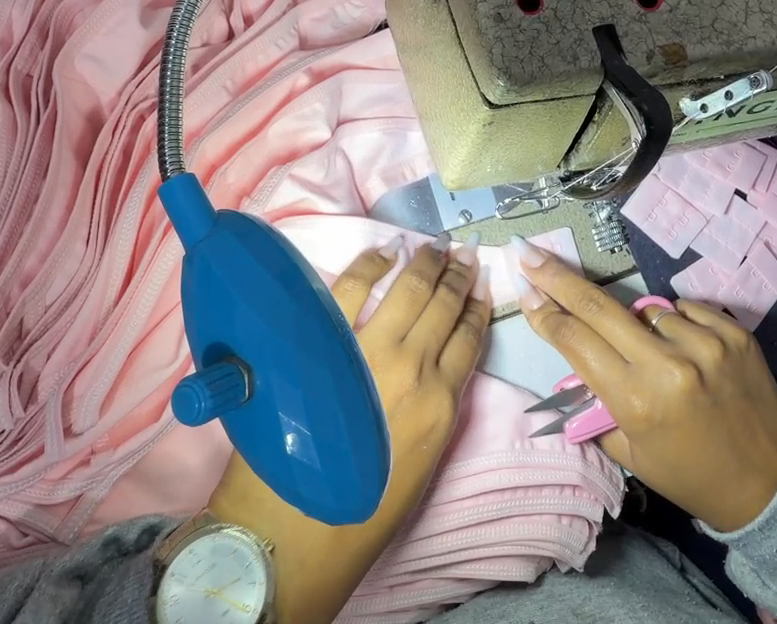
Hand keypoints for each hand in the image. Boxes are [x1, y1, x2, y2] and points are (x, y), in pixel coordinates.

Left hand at [208, 239, 489, 622]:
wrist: (293, 528)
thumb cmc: (361, 504)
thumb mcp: (421, 460)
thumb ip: (434, 406)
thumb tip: (435, 362)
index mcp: (441, 404)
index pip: (470, 338)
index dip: (478, 306)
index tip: (482, 284)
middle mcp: (414, 370)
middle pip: (445, 307)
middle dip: (458, 275)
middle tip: (463, 253)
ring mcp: (371, 353)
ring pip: (411, 291)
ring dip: (427, 263)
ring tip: (436, 247)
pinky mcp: (328, 345)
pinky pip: (354, 289)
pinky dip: (374, 264)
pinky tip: (388, 252)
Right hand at [515, 245, 776, 531]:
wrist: (768, 484)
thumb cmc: (689, 474)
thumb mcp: (630, 452)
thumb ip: (596, 403)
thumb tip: (570, 358)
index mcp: (636, 400)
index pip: (575, 340)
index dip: (545, 313)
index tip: (525, 289)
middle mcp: (668, 365)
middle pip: (598, 305)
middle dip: (557, 277)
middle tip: (530, 253)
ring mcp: (705, 343)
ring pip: (645, 309)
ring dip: (636, 323)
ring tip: (657, 359)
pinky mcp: (733, 332)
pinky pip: (684, 308)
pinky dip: (675, 323)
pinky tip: (685, 350)